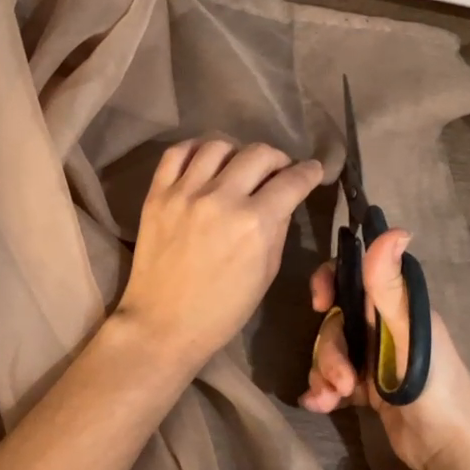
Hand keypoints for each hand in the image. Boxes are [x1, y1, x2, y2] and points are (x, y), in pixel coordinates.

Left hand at [115, 137, 324, 370]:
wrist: (162, 324)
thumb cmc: (222, 310)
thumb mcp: (266, 272)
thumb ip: (278, 228)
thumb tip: (285, 198)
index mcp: (254, 224)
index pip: (291, 181)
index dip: (309, 171)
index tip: (312, 169)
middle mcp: (221, 199)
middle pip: (259, 153)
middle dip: (277, 158)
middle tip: (277, 170)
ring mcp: (185, 193)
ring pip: (219, 145)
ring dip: (237, 152)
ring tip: (238, 166)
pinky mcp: (157, 194)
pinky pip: (177, 153)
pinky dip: (195, 149)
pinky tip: (205, 160)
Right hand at [300, 230, 469, 469]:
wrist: (449, 451)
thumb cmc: (434, 385)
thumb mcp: (408, 332)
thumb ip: (390, 285)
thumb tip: (394, 229)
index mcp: (396, 304)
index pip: (354, 275)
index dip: (329, 282)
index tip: (319, 304)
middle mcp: (383, 325)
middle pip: (335, 320)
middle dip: (329, 350)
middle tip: (341, 379)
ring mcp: (373, 357)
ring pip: (330, 351)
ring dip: (324, 373)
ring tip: (334, 398)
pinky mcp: (366, 387)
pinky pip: (332, 379)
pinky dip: (323, 391)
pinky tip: (319, 406)